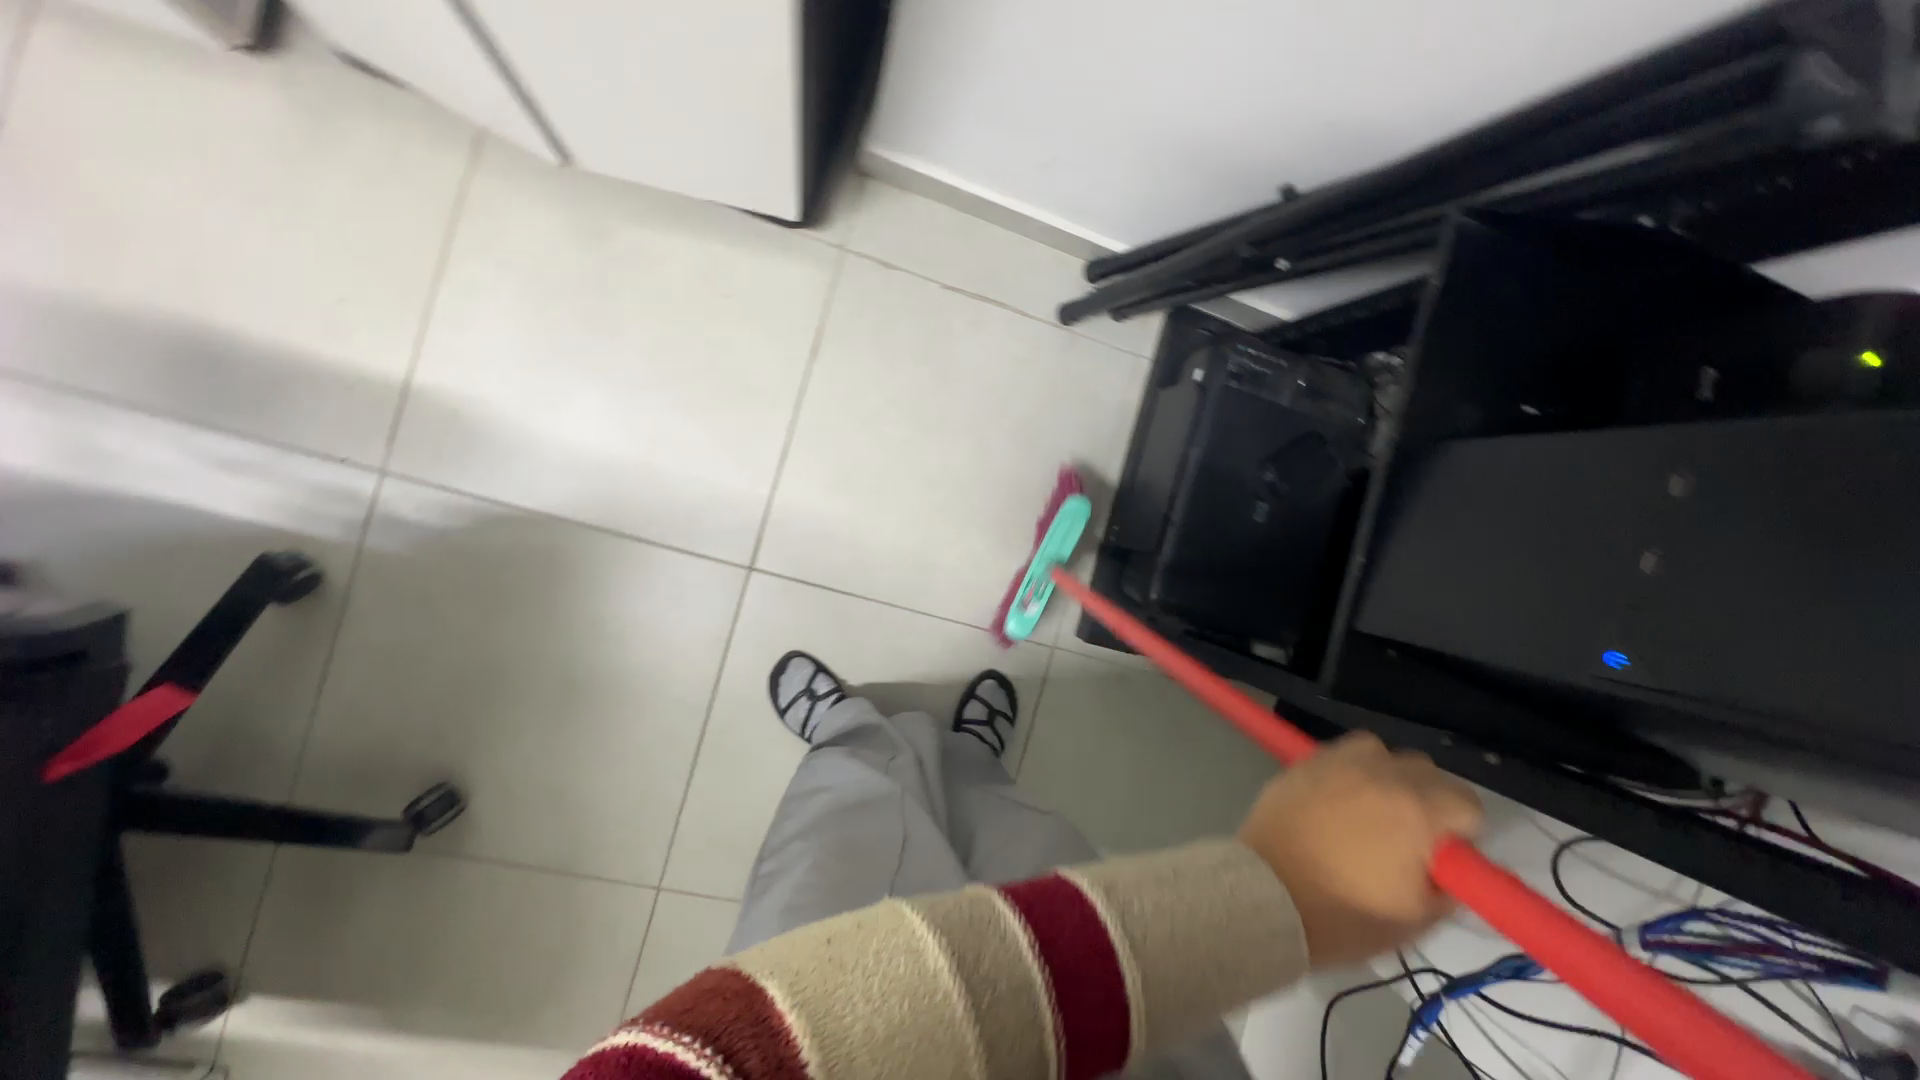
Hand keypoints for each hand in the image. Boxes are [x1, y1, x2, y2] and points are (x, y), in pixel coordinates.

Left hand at [1237, 732, 1482, 968]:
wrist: (1265, 898)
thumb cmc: (1343, 915)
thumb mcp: (1415, 919)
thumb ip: (1446, 887)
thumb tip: (1450, 869)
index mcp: (1416, 809)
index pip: (1467, 803)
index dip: (1462, 834)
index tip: (1443, 859)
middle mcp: (1379, 774)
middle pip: (1425, 771)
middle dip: (1429, 802)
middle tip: (1408, 839)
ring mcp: (1335, 763)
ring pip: (1379, 752)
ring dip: (1386, 777)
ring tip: (1371, 813)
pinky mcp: (1300, 765)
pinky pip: (1338, 755)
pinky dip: (1346, 773)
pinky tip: (1337, 803)